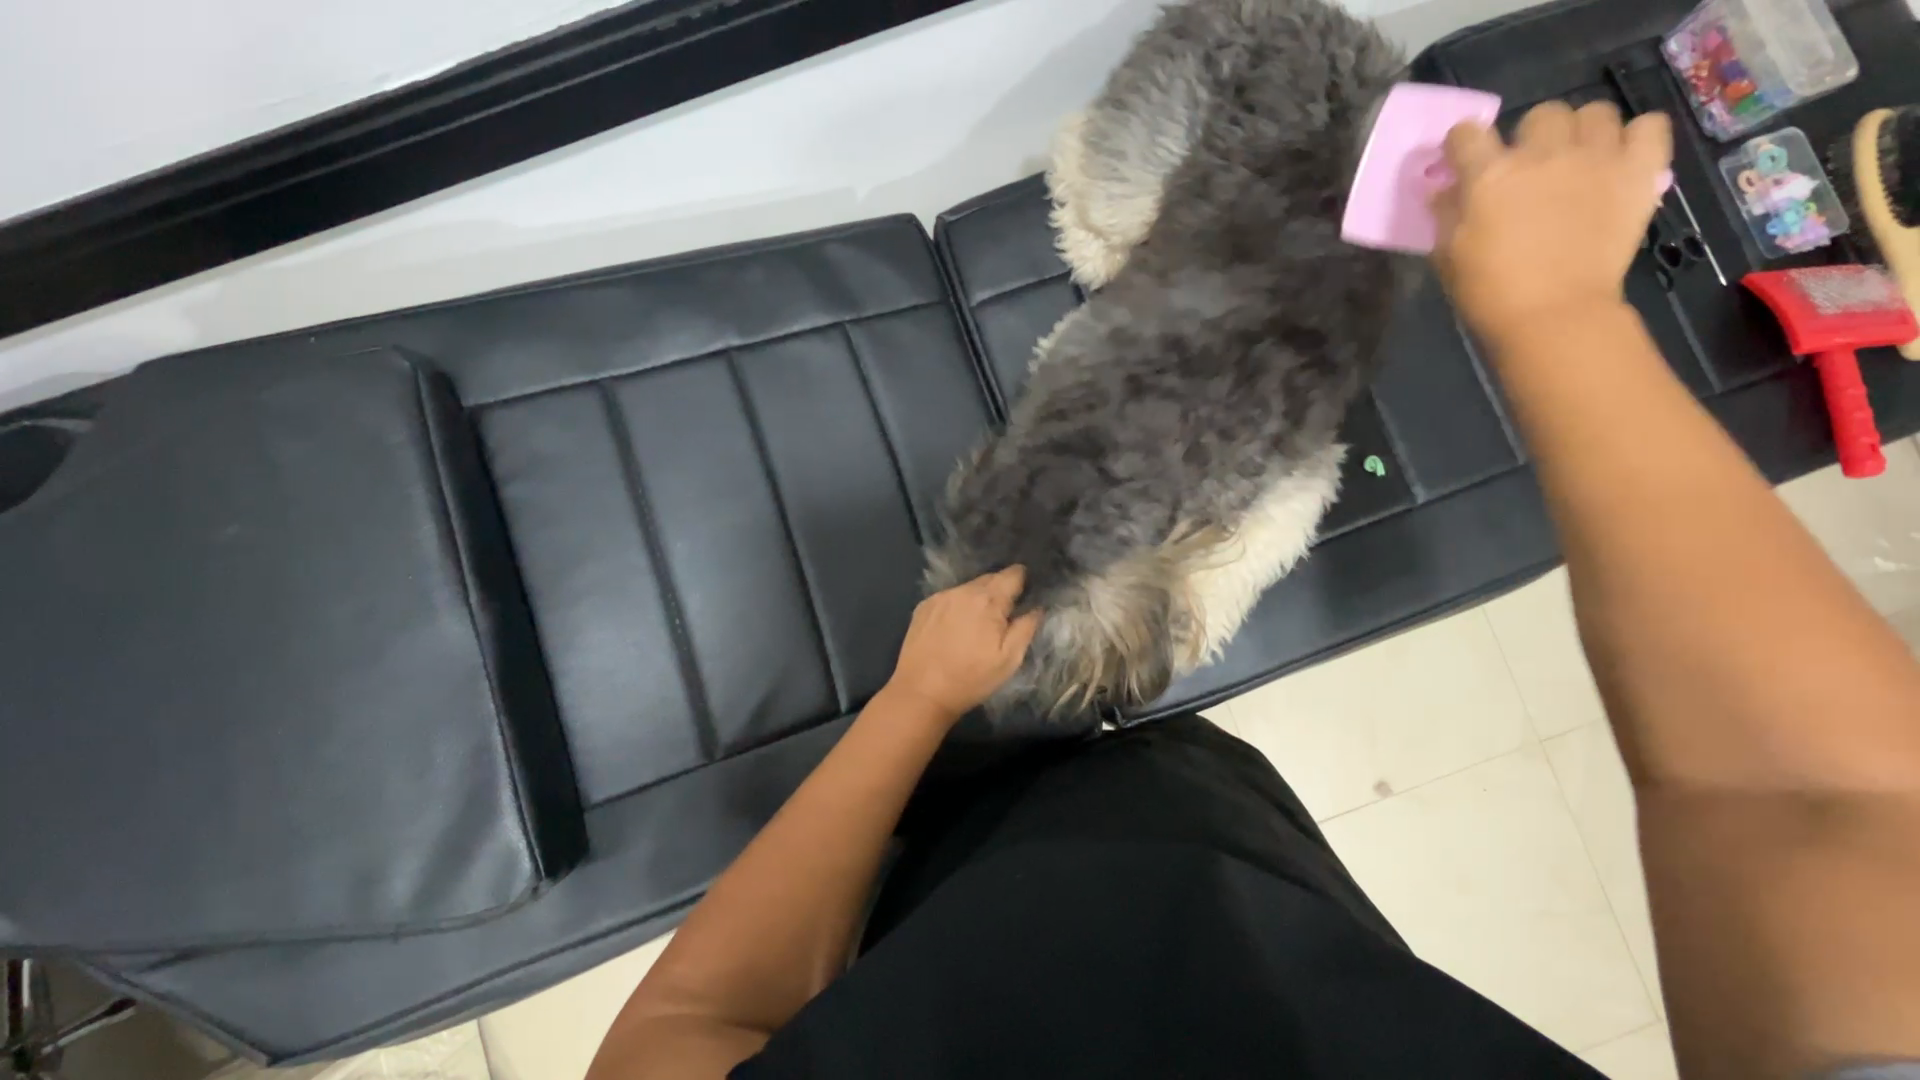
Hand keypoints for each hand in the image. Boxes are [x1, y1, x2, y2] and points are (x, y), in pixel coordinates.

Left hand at [884, 567, 1041, 721]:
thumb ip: (1026, 627)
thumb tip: (1037, 607)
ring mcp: (940, 597)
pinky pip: (949, 598)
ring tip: (977, 624)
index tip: (1026, 595)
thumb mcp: (1009, 659)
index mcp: (988, 600)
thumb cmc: (971, 678)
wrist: (921, 692)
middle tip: (1003, 617)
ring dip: (978, 599)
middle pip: (990, 579)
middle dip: (1001, 592)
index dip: (1023, 581)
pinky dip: (958, 606)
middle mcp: (963, 590)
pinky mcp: (923, 607)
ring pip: (968, 588)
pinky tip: (955, 628)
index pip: (1013, 574)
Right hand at [1431, 100, 1672, 344]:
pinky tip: (1621, 158)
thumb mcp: (1448, 256)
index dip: (1462, 143)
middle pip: (1540, 114)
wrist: (1554, 315)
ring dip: (1581, 132)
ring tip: (1578, 160)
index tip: (1463, 160)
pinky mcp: (1639, 170)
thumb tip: (1443, 188)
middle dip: (1530, 135)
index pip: (1467, 133)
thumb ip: (1445, 214)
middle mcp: (1543, 154)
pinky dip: (1636, 136)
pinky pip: (1649, 125)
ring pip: (1594, 113)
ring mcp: (1596, 158)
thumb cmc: (1489, 292)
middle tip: (1530, 167)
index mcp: (1490, 175)